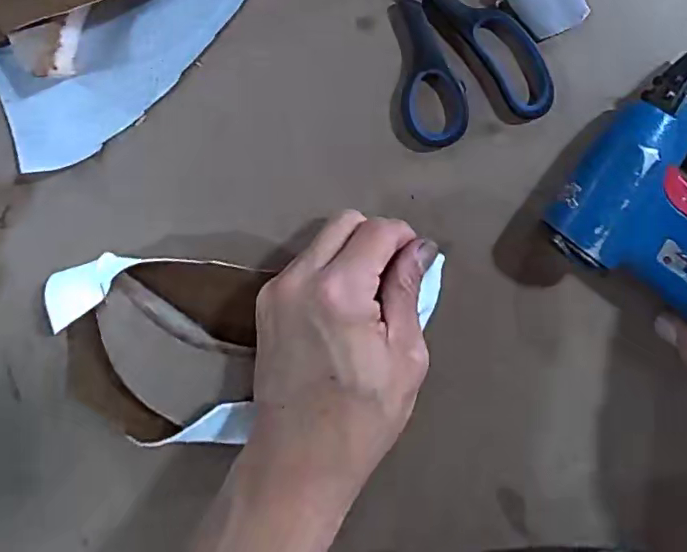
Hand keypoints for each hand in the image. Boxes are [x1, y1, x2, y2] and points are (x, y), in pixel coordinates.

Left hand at [249, 210, 435, 493]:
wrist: (295, 465)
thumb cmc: (361, 418)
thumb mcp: (405, 356)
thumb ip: (409, 290)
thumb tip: (420, 247)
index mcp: (339, 290)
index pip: (378, 230)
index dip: (405, 240)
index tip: (415, 266)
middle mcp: (301, 278)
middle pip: (347, 221)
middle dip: (376, 238)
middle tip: (393, 278)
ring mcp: (277, 288)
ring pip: (325, 238)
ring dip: (352, 252)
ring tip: (368, 297)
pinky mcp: (266, 302)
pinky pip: (307, 261)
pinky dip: (331, 268)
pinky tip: (342, 309)